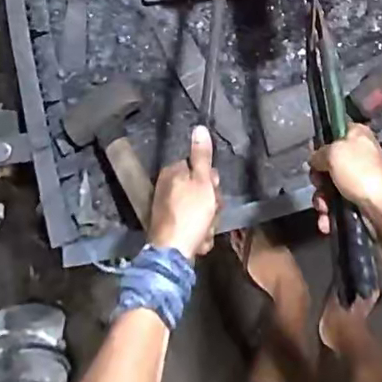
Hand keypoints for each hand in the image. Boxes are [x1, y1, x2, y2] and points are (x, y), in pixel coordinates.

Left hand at [148, 125, 220, 257]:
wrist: (173, 254)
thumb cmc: (190, 214)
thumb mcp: (202, 181)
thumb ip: (202, 156)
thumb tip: (199, 128)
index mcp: (172, 172)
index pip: (199, 169)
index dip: (212, 182)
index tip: (214, 192)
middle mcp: (166, 187)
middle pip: (199, 190)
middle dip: (210, 204)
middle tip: (210, 213)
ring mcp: (167, 209)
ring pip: (198, 210)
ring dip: (206, 222)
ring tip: (204, 230)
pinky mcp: (170, 228)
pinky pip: (191, 225)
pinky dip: (198, 233)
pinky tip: (199, 240)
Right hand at [308, 124, 381, 232]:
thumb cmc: (360, 172)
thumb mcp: (333, 152)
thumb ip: (319, 153)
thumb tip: (315, 160)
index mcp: (357, 135)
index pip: (333, 132)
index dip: (320, 145)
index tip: (313, 158)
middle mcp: (360, 155)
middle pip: (329, 164)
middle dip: (319, 179)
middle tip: (318, 185)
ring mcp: (361, 180)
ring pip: (331, 187)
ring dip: (322, 200)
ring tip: (323, 210)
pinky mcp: (361, 202)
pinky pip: (339, 205)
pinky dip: (331, 214)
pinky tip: (327, 223)